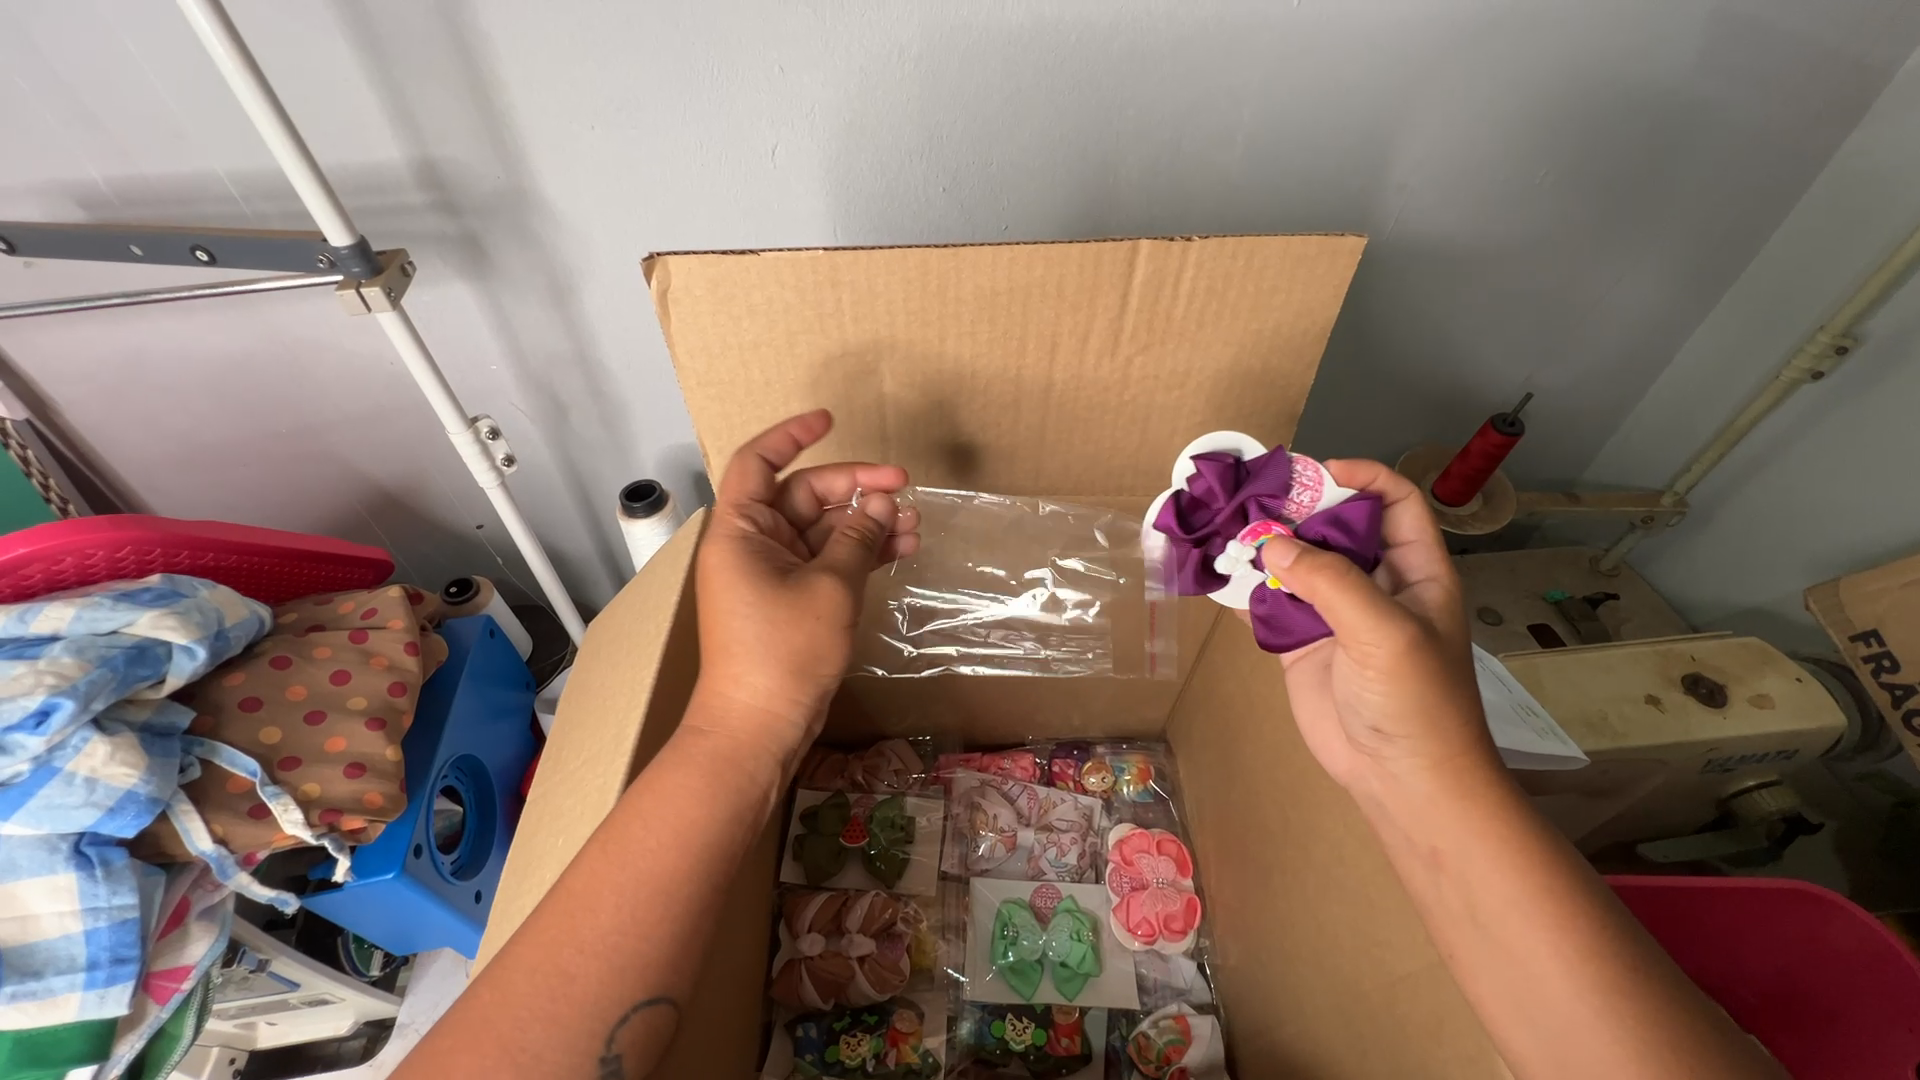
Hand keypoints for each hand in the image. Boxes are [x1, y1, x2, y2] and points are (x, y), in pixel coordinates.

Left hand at [691, 410, 920, 752]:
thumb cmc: (783, 650)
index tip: (830, 419)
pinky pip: (828, 560)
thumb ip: (857, 538)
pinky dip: (860, 554)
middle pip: (806, 494)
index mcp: (742, 529)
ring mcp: (774, 572)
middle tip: (905, 489)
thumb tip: (881, 503)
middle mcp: (753, 543)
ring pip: (824, 530)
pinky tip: (900, 551)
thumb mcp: (830, 586)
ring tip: (914, 527)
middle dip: (856, 489)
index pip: (760, 461)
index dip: (793, 434)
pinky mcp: (793, 599)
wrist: (761, 725)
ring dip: (867, 524)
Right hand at [1254, 459, 1499, 796]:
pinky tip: (1214, 574)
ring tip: (1221, 528)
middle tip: (1248, 499)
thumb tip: (1269, 541)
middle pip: (1332, 527)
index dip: (1361, 478)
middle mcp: (1372, 582)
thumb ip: (1328, 580)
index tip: (1313, 475)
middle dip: (1294, 509)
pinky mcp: (1299, 641)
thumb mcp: (1383, 630)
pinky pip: (1267, 603)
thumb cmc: (1415, 699)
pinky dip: (1241, 587)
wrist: (1399, 777)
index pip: (1393, 502)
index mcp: (1414, 569)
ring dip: (1261, 545)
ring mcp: (1332, 612)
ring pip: (1294, 562)